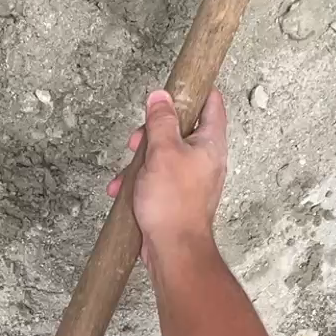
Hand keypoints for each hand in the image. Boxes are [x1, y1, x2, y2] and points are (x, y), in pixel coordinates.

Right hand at [107, 88, 228, 265]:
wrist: (173, 249)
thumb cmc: (173, 204)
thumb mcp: (162, 152)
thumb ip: (161, 121)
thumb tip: (160, 98)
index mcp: (210, 143)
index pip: (211, 103)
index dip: (193, 91)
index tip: (174, 87)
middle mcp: (205, 159)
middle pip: (180, 129)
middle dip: (152, 132)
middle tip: (138, 139)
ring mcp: (191, 179)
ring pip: (163, 156)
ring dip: (140, 161)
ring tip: (127, 173)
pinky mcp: (176, 197)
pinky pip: (156, 179)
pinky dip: (139, 182)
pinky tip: (124, 191)